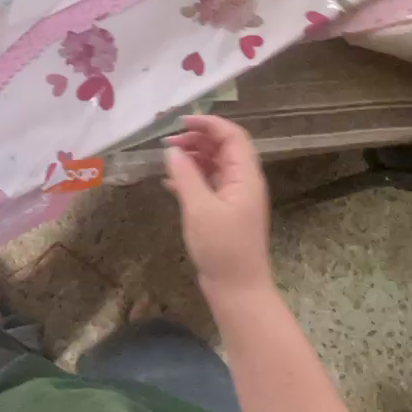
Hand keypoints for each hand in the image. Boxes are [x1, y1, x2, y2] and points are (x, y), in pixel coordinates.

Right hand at [163, 115, 273, 298]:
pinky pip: (209, 184)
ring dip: (192, 158)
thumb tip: (172, 150)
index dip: (208, 124)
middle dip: (197, 139)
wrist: (238, 290)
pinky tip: (170, 182)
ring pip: (214, 165)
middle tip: (168, 142)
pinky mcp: (225, 212)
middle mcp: (243, 182)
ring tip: (167, 159)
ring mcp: (235, 197)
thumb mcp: (199, 208)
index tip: (181, 122)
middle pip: (223, 148)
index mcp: (245, 176)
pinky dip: (191, 177)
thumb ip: (186, 175)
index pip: (232, 136)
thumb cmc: (222, 248)